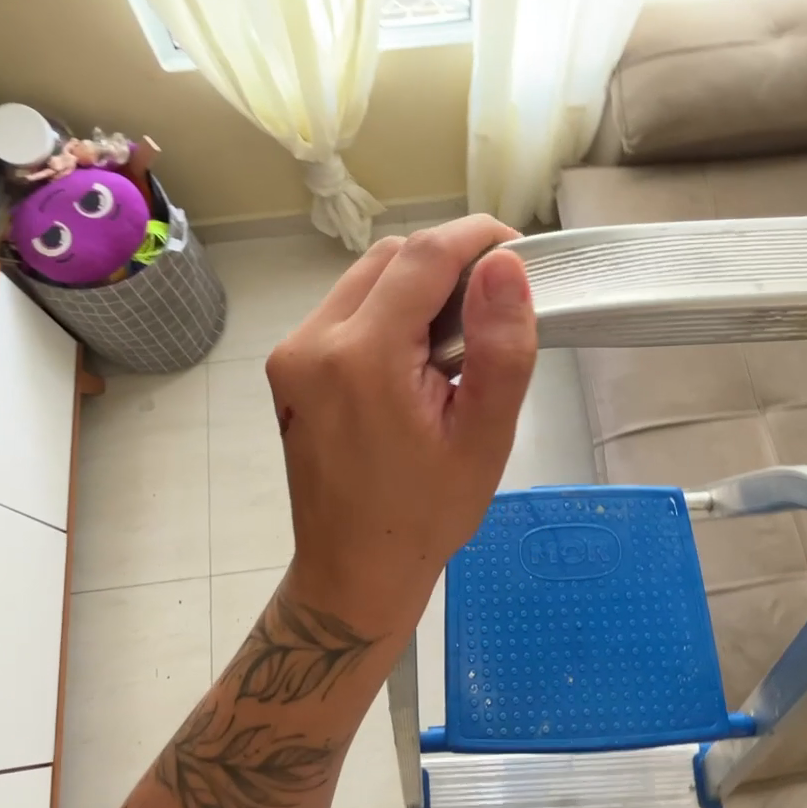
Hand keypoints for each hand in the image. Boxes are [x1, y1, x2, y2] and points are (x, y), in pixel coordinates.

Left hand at [266, 215, 537, 626]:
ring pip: (364, 278)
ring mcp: (292, 354)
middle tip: (492, 306)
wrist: (355, 569)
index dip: (476, 238)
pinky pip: (345, 308)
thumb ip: (501, 348)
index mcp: (360, 358)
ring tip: (456, 338)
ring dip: (416, 286)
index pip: (422, 256)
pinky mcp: (289, 368)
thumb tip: (506, 265)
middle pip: (389, 258)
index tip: (517, 251)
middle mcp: (312, 343)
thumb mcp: (484, 438)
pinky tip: (414, 356)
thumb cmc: (426, 514)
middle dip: (447, 263)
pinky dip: (387, 309)